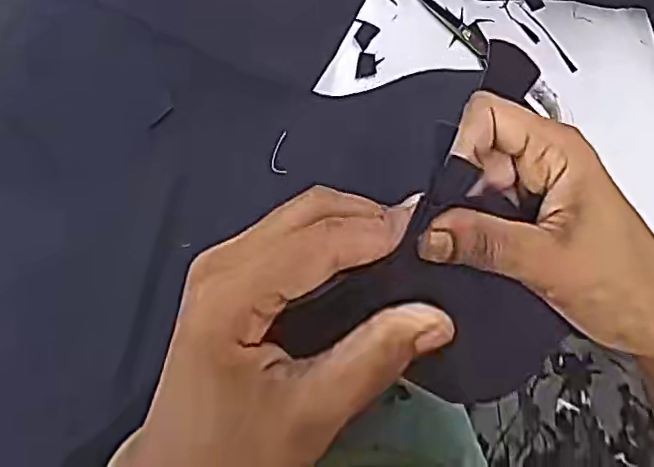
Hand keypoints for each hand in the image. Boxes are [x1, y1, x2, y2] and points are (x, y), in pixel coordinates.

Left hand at [117, 187, 455, 466]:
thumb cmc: (231, 453)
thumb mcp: (308, 415)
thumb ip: (373, 358)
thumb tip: (432, 317)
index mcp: (229, 293)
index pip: (316, 240)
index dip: (373, 230)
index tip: (421, 230)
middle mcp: (221, 262)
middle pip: (307, 210)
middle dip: (366, 215)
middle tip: (414, 235)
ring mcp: (222, 261)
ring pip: (299, 212)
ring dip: (351, 220)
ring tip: (395, 244)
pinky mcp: (230, 268)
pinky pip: (289, 229)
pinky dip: (331, 232)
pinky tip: (359, 253)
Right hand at [417, 92, 653, 359]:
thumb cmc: (635, 287)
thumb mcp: (549, 263)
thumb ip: (483, 241)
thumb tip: (432, 228)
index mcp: (558, 147)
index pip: (487, 112)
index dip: (464, 147)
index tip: (457, 191)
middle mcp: (548, 155)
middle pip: (477, 146)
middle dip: (467, 189)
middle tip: (473, 229)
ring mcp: (540, 181)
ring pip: (480, 177)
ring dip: (475, 213)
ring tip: (498, 247)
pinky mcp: (534, 206)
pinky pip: (489, 202)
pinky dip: (483, 226)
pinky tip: (500, 251)